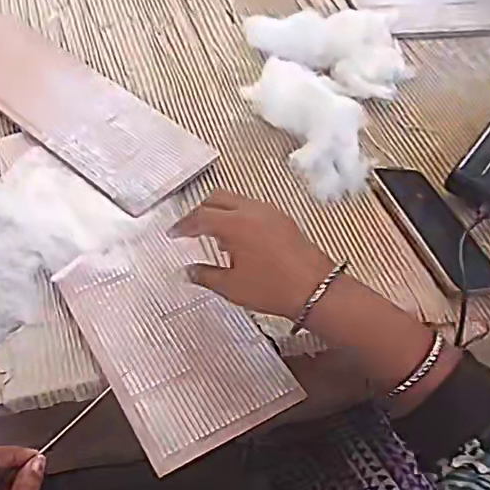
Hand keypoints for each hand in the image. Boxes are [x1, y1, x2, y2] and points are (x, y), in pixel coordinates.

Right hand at [172, 190, 334, 318]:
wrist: (315, 290)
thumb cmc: (276, 288)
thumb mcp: (231, 286)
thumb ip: (205, 275)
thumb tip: (190, 271)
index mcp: (236, 224)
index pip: (201, 216)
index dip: (183, 225)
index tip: (174, 233)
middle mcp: (253, 212)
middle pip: (217, 199)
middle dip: (199, 212)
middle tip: (188, 228)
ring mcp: (270, 214)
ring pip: (236, 202)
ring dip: (220, 213)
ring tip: (211, 235)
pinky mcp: (282, 221)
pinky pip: (252, 210)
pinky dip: (238, 217)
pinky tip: (237, 240)